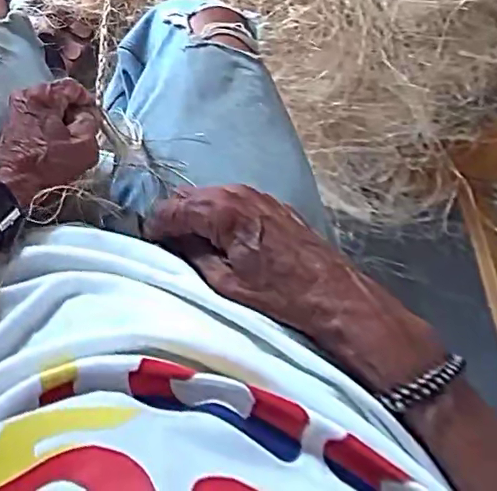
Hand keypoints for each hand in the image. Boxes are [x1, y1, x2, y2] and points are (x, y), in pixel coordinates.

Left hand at [0, 78, 103, 205]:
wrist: (16, 180)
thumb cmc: (50, 163)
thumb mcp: (84, 144)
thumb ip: (91, 120)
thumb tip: (87, 111)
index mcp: (43, 95)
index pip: (72, 86)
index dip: (87, 100)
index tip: (92, 117)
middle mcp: (26, 93)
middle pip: (59, 93)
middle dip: (72, 109)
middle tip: (80, 130)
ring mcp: (16, 104)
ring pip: (48, 103)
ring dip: (60, 116)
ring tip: (66, 137)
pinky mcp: (12, 117)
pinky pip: (37, 112)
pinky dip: (47, 121)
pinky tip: (51, 139)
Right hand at [146, 185, 444, 391]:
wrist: (345, 304)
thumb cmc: (284, 298)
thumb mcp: (226, 283)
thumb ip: (193, 255)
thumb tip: (173, 242)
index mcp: (220, 209)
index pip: (170, 209)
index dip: (155, 226)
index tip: (150, 242)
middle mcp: (235, 192)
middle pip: (185, 196)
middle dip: (174, 217)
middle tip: (171, 243)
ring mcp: (255, 194)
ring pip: (206, 195)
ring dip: (195, 213)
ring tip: (196, 241)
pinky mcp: (271, 202)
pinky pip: (229, 199)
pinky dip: (218, 212)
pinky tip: (222, 235)